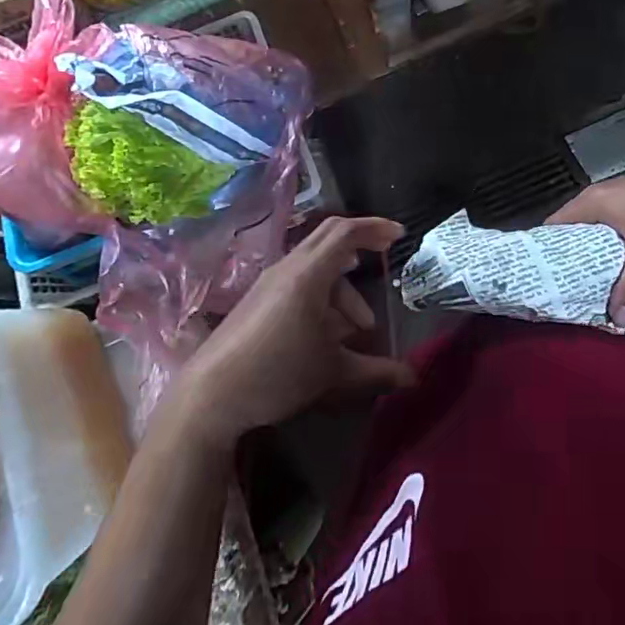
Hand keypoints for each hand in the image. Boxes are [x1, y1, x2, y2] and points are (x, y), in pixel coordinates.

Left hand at [176, 216, 412, 445]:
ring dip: (342, 289)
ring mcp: (268, 283)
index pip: (346, 232)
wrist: (210, 396)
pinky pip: (297, 282)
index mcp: (308, 275)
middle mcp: (287, 269)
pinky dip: (321, 296)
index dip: (375, 228)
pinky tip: (326, 334)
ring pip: (315, 267)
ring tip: (355, 330)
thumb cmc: (278, 374)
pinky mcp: (257, 300)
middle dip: (361, 248)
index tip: (400, 236)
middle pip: (329, 240)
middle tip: (384, 260)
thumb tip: (413, 376)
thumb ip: (377, 371)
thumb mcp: (334, 373)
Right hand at [547, 156, 624, 325]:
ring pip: (605, 241)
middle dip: (578, 271)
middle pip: (577, 239)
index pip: (552, 231)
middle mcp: (605, 199)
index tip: (548, 291)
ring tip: (604, 299)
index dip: (546, 260)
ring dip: (605, 268)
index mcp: (594, 202)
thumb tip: (618, 321)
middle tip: (577, 302)